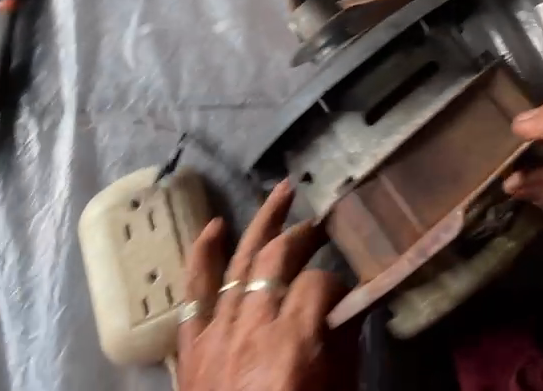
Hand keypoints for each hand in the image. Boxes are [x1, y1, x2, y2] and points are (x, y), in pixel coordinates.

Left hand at [177, 180, 348, 390]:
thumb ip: (343, 349)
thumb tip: (351, 309)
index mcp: (292, 343)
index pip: (320, 285)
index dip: (338, 283)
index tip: (347, 294)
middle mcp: (252, 327)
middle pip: (277, 259)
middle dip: (303, 236)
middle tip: (322, 226)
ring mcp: (217, 335)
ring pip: (238, 262)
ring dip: (262, 223)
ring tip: (282, 192)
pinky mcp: (191, 350)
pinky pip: (193, 294)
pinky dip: (201, 257)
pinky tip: (214, 227)